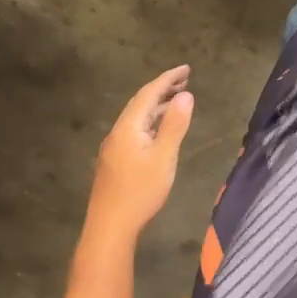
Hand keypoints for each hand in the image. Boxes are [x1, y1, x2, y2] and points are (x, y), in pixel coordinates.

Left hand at [90, 65, 194, 239]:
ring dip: (156, 104)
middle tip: (185, 79)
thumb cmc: (140, 192)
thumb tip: (185, 95)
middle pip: (140, 102)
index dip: (168, 79)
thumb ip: (174, 125)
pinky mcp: (115, 160)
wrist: (109, 228)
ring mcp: (114, 147)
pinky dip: (150, 120)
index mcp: (128, 127)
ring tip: (177, 99)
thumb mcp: (164, 157)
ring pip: (136, 117)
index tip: (187, 69)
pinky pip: (134, 129)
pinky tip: (159, 129)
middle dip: (162, 88)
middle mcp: (117, 132)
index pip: (148, 93)